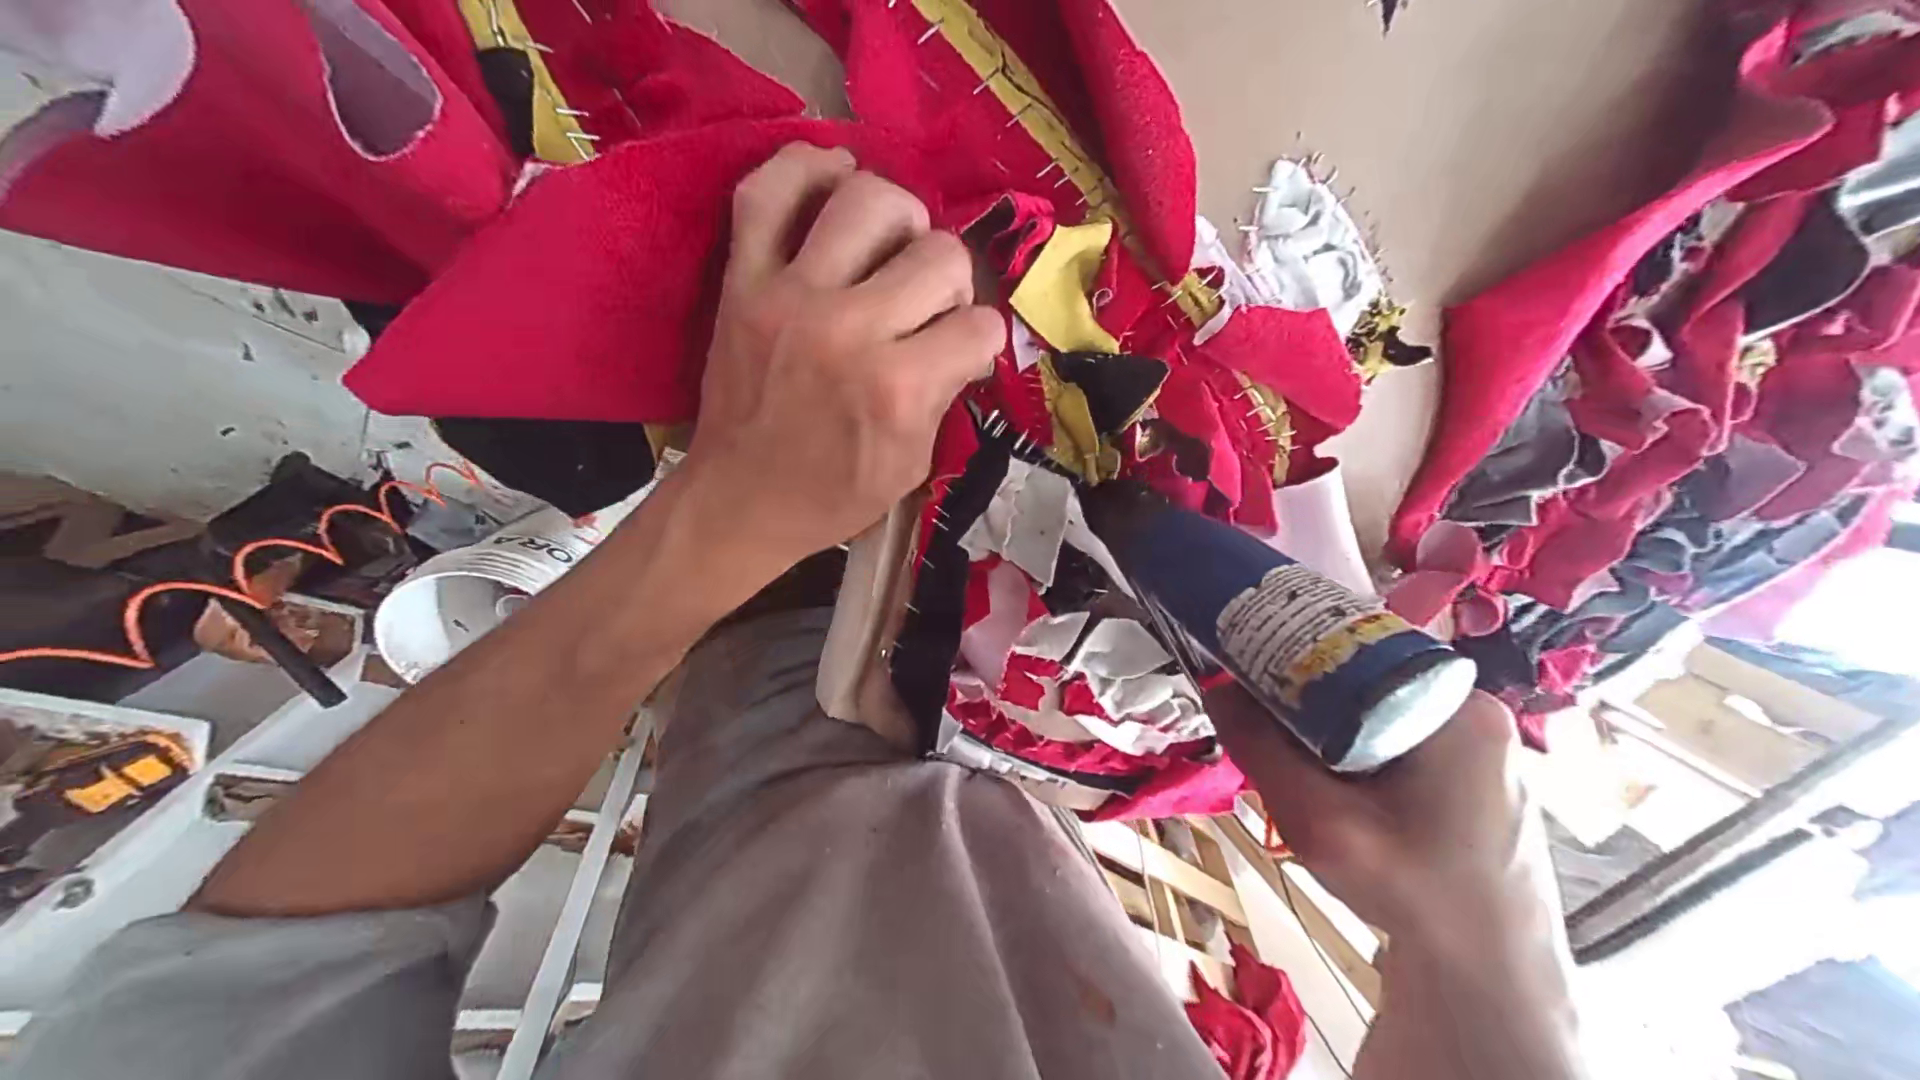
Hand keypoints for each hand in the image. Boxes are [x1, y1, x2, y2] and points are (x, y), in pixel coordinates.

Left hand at [686, 142, 1004, 568]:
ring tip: (895, 244)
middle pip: (940, 254)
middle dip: (952, 280)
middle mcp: (850, 330)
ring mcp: (790, 297)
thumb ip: (945, 396)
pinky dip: (805, 168)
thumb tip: (966, 340)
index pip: (979, 327)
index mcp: (897, 389)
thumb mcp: (911, 465)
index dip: (982, 339)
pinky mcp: (743, 283)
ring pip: (868, 201)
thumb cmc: (833, 497)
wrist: (741, 502)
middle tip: (929, 305)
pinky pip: (767, 192)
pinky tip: (836, 177)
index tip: (964, 351)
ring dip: (901, 217)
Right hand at [1209, 686, 1563, 955]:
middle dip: (1305, 699)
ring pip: (1370, 705)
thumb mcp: (1320, 823)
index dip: (1293, 656)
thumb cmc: (1413, 896)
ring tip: (1294, 762)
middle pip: (1361, 676)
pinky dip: (1348, 745)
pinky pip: (1389, 730)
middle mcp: (1471, 710)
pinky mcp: (1466, 765)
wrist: (1489, 976)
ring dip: (1324, 726)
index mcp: (1456, 709)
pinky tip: (1332, 783)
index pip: (1355, 648)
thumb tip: (1215, 687)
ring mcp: (1474, 738)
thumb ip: (1262, 751)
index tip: (1247, 677)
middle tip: (1266, 731)